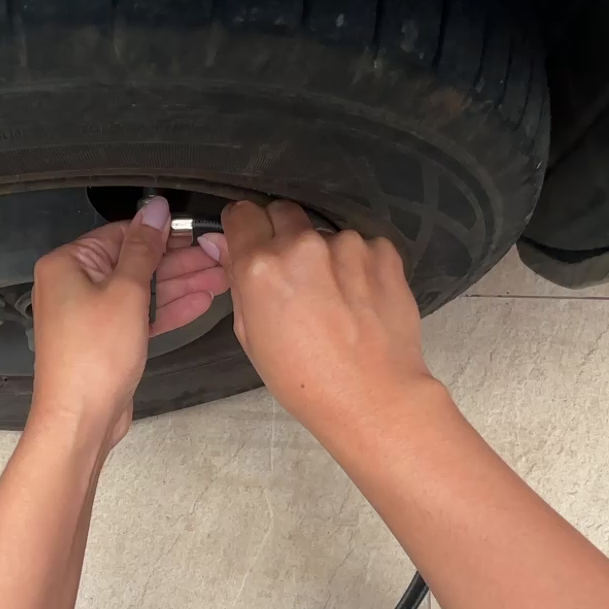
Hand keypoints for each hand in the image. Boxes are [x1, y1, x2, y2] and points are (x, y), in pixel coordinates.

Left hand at [28, 196, 227, 444]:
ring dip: (179, 285)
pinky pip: (139, 315)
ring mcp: (90, 315)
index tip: (194, 230)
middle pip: (133, 262)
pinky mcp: (106, 339)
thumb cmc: (91, 358)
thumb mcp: (125, 291)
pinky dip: (166, 310)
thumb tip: (155, 211)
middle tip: (215, 256)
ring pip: (141, 290)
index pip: (120, 234)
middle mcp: (73, 286)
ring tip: (219, 277)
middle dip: (177, 261)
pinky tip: (199, 301)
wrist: (81, 419)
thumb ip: (144, 248)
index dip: (161, 232)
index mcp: (67, 264)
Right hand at [207, 200, 435, 437]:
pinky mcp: (383, 252)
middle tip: (289, 273)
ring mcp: (347, 245)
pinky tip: (357, 300)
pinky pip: (360, 246)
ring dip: (321, 254)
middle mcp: (302, 245)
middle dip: (279, 234)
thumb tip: (225, 246)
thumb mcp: (249, 336)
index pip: (242, 214)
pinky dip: (355, 265)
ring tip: (332, 298)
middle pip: (282, 212)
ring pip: (323, 233)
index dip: (242, 228)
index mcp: (260, 266)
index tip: (248, 239)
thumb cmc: (303, 379)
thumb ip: (238, 283)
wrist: (372, 396)